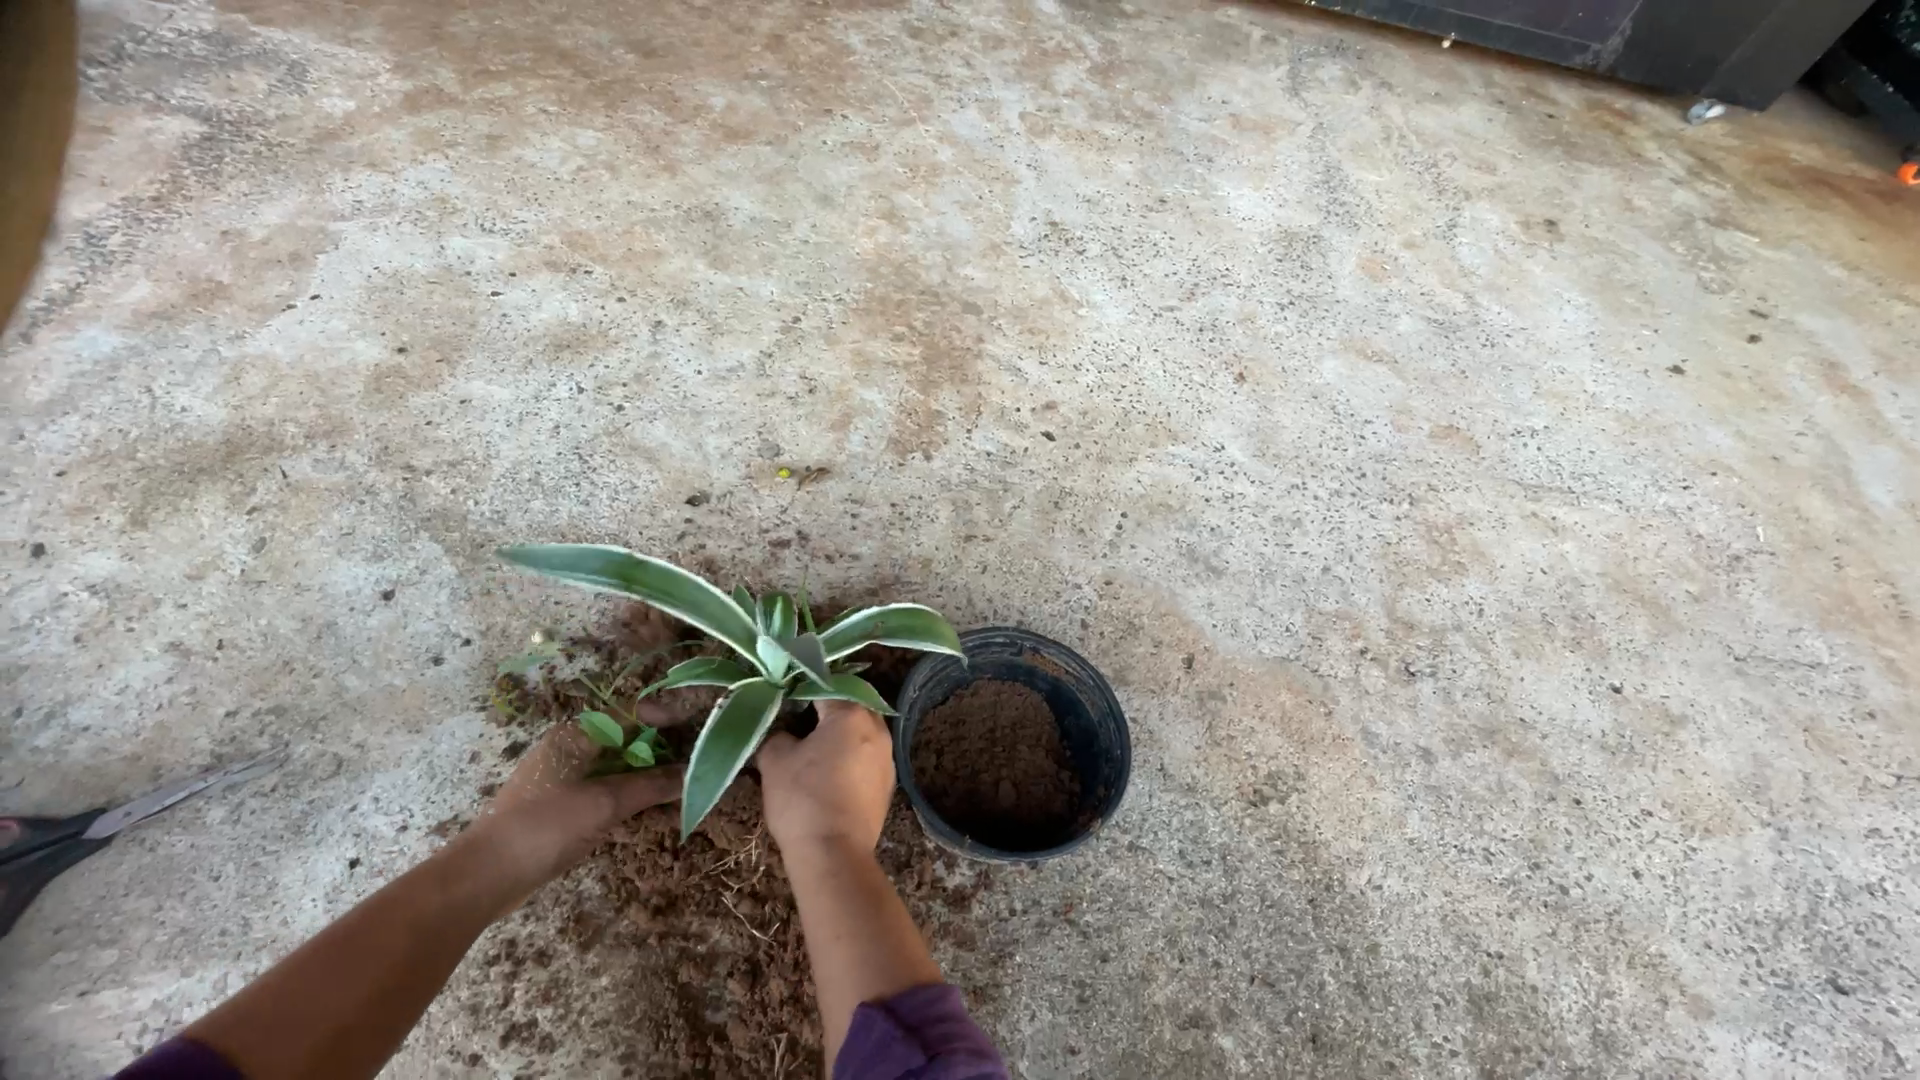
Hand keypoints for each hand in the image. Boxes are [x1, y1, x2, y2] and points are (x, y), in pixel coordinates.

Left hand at [461, 717, 682, 897]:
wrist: (484, 877)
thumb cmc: (544, 826)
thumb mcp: (603, 803)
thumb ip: (651, 786)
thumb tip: (692, 774)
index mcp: (577, 735)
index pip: (631, 711)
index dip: (666, 715)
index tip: (698, 725)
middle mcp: (574, 750)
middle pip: (630, 740)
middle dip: (665, 751)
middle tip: (700, 763)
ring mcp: (569, 781)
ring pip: (623, 770)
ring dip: (653, 779)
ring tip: (687, 790)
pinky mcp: (567, 809)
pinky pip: (611, 794)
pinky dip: (636, 799)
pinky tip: (658, 813)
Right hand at [756, 701, 894, 856]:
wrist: (834, 854)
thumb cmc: (803, 799)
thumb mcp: (775, 761)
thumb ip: (778, 735)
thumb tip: (784, 734)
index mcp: (852, 715)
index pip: (825, 688)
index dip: (801, 691)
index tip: (783, 700)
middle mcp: (878, 730)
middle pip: (850, 706)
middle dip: (826, 710)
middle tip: (798, 720)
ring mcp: (888, 758)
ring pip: (861, 732)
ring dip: (840, 734)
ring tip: (812, 748)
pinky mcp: (888, 784)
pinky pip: (867, 756)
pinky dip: (850, 756)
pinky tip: (829, 772)